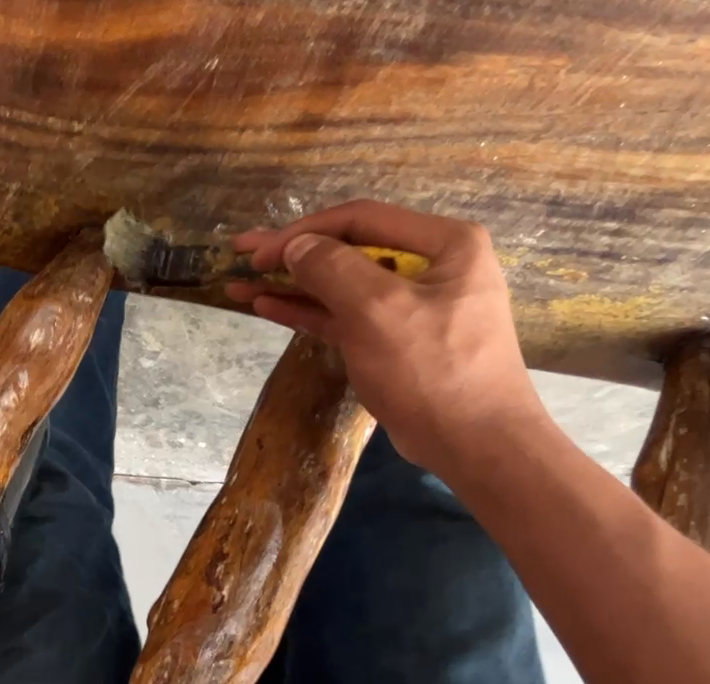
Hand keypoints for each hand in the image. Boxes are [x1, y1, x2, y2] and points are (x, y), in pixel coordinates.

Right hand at [226, 200, 551, 479]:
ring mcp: (407, 303)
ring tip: (239, 284)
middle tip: (239, 252)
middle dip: (291, 252)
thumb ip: (334, 270)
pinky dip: (304, 309)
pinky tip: (267, 306)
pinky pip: (339, 313)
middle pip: (346, 248)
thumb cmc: (432, 368)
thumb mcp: (378, 311)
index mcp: (443, 244)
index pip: (360, 219)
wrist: (470, 437)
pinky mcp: (389, 337)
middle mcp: (428, 265)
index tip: (256, 253)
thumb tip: (295, 245)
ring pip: (337, 283)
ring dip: (289, 283)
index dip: (303, 232)